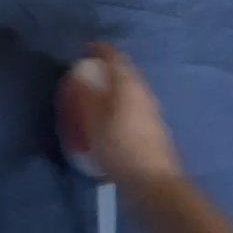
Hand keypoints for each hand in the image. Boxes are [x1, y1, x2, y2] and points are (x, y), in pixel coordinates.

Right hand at [60, 42, 180, 194]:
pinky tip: (108, 124)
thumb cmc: (119, 146)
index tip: (82, 52)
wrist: (153, 182)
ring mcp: (151, 110)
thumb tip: (79, 79)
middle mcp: (142, 91)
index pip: (113, 55)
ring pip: (128, 91)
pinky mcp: (153, 128)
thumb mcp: (93, 120)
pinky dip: (118, 107)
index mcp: (128, 83)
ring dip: (112, 90)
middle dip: (104, 71)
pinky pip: (132, 107)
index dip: (97, 50)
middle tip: (85, 77)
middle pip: (122, 72)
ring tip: (94, 101)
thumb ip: (84, 96)